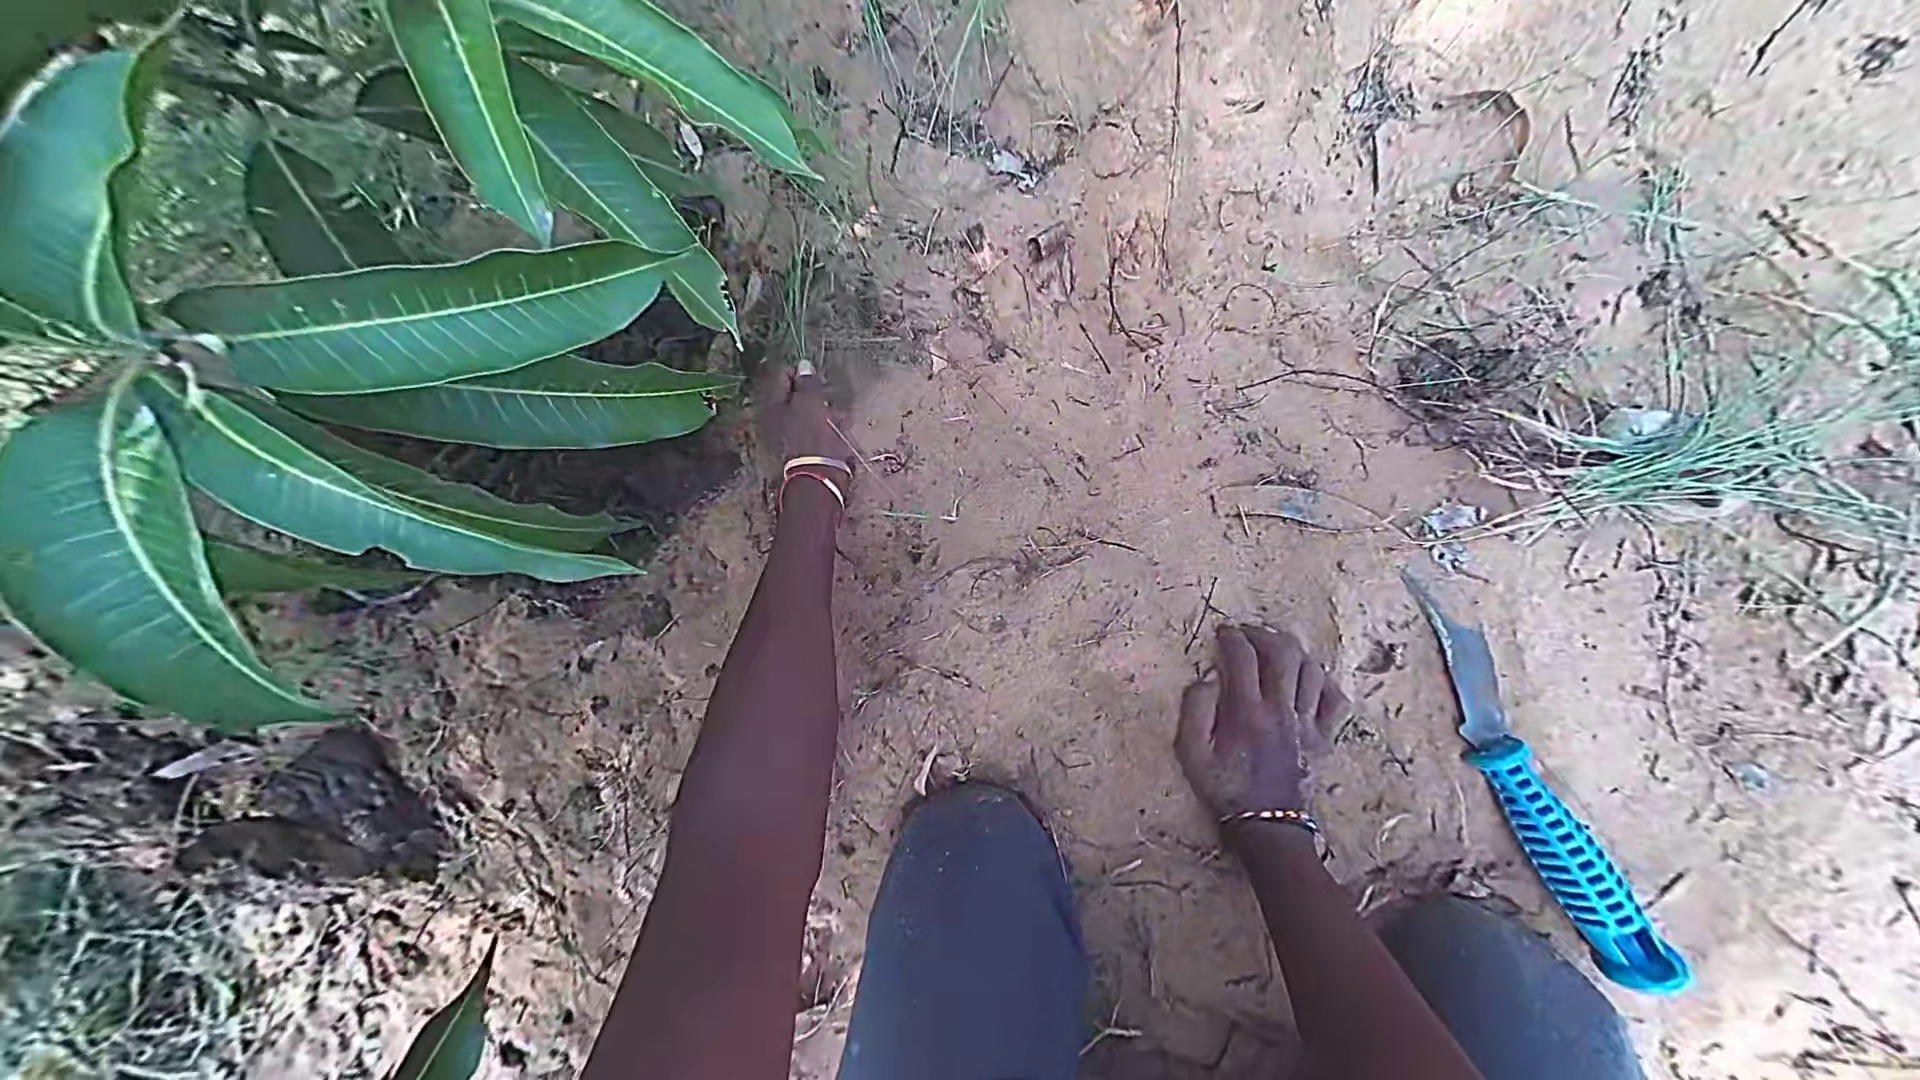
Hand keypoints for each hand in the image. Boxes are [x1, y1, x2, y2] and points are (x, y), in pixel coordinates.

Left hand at [764, 364, 844, 464]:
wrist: (821, 475)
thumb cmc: (814, 436)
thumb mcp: (810, 404)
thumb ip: (806, 383)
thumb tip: (804, 365)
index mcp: (774, 404)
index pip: (783, 374)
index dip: (800, 372)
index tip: (817, 379)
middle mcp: (777, 416)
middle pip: (795, 393)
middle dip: (814, 391)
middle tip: (828, 396)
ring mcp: (791, 432)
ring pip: (808, 409)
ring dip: (823, 408)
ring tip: (836, 413)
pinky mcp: (806, 445)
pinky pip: (817, 425)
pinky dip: (827, 423)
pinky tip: (837, 427)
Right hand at [1176, 625, 1350, 820]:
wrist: (1267, 826)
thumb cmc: (1223, 787)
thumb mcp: (1191, 753)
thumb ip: (1195, 710)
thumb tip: (1207, 678)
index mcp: (1247, 712)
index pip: (1243, 658)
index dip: (1232, 637)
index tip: (1222, 632)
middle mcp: (1281, 711)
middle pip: (1282, 653)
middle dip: (1263, 634)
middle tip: (1247, 632)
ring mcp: (1307, 724)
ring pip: (1311, 669)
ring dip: (1291, 651)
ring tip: (1273, 648)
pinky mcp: (1324, 737)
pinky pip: (1335, 698)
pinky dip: (1322, 680)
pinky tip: (1305, 678)